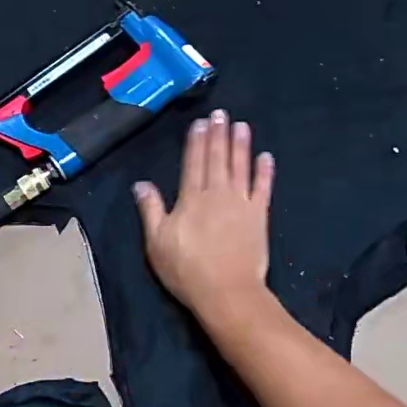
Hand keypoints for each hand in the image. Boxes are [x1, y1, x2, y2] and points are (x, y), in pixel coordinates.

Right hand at [133, 109, 274, 322]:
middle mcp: (217, 194)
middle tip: (221, 114)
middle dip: (218, 135)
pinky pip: (264, 189)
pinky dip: (265, 172)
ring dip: (240, 145)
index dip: (196, 141)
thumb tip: (141, 184)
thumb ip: (151, 209)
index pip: (193, 163)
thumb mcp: (156, 242)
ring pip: (240, 167)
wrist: (226, 292)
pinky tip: (266, 157)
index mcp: (191, 199)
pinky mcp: (259, 217)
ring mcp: (241, 204)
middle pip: (217, 159)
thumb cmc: (186, 269)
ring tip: (241, 125)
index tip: (200, 123)